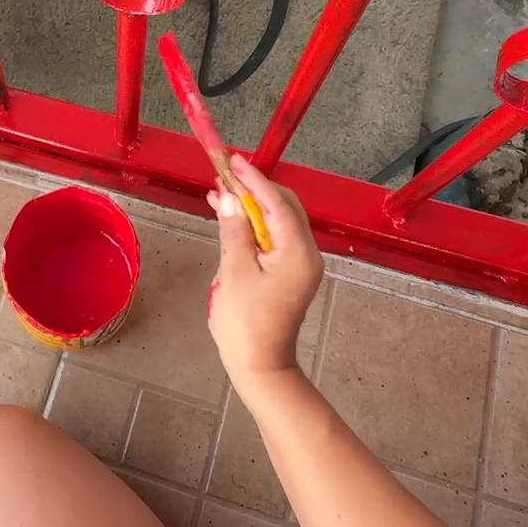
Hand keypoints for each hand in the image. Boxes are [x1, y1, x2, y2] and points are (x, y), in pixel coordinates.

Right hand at [206, 155, 322, 385]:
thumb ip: (234, 230)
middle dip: (253, 189)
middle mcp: (306, 253)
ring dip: (250, 206)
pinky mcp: (289, 273)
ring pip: (276, 222)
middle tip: (224, 174)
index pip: (276, 202)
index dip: (253, 179)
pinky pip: (273, 238)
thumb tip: (231, 198)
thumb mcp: (233, 272)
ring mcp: (300, 264)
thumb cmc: (245, 322)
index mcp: (298, 252)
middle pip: (282, 208)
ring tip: (220, 192)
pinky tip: (229, 217)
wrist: (260, 366)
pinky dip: (252, 226)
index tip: (233, 160)